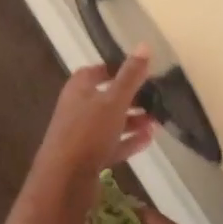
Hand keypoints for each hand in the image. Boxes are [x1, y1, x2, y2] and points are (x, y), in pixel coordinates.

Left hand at [32, 48, 155, 185]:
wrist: (64, 179)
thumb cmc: (88, 132)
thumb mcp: (113, 100)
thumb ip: (130, 75)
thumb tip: (144, 45)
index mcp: (78, 89)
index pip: (98, 71)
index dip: (118, 69)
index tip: (142, 71)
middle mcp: (77, 108)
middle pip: (106, 98)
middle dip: (131, 98)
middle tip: (157, 99)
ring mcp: (82, 135)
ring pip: (111, 123)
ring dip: (133, 121)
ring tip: (158, 121)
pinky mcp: (88, 158)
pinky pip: (112, 145)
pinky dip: (129, 141)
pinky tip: (150, 140)